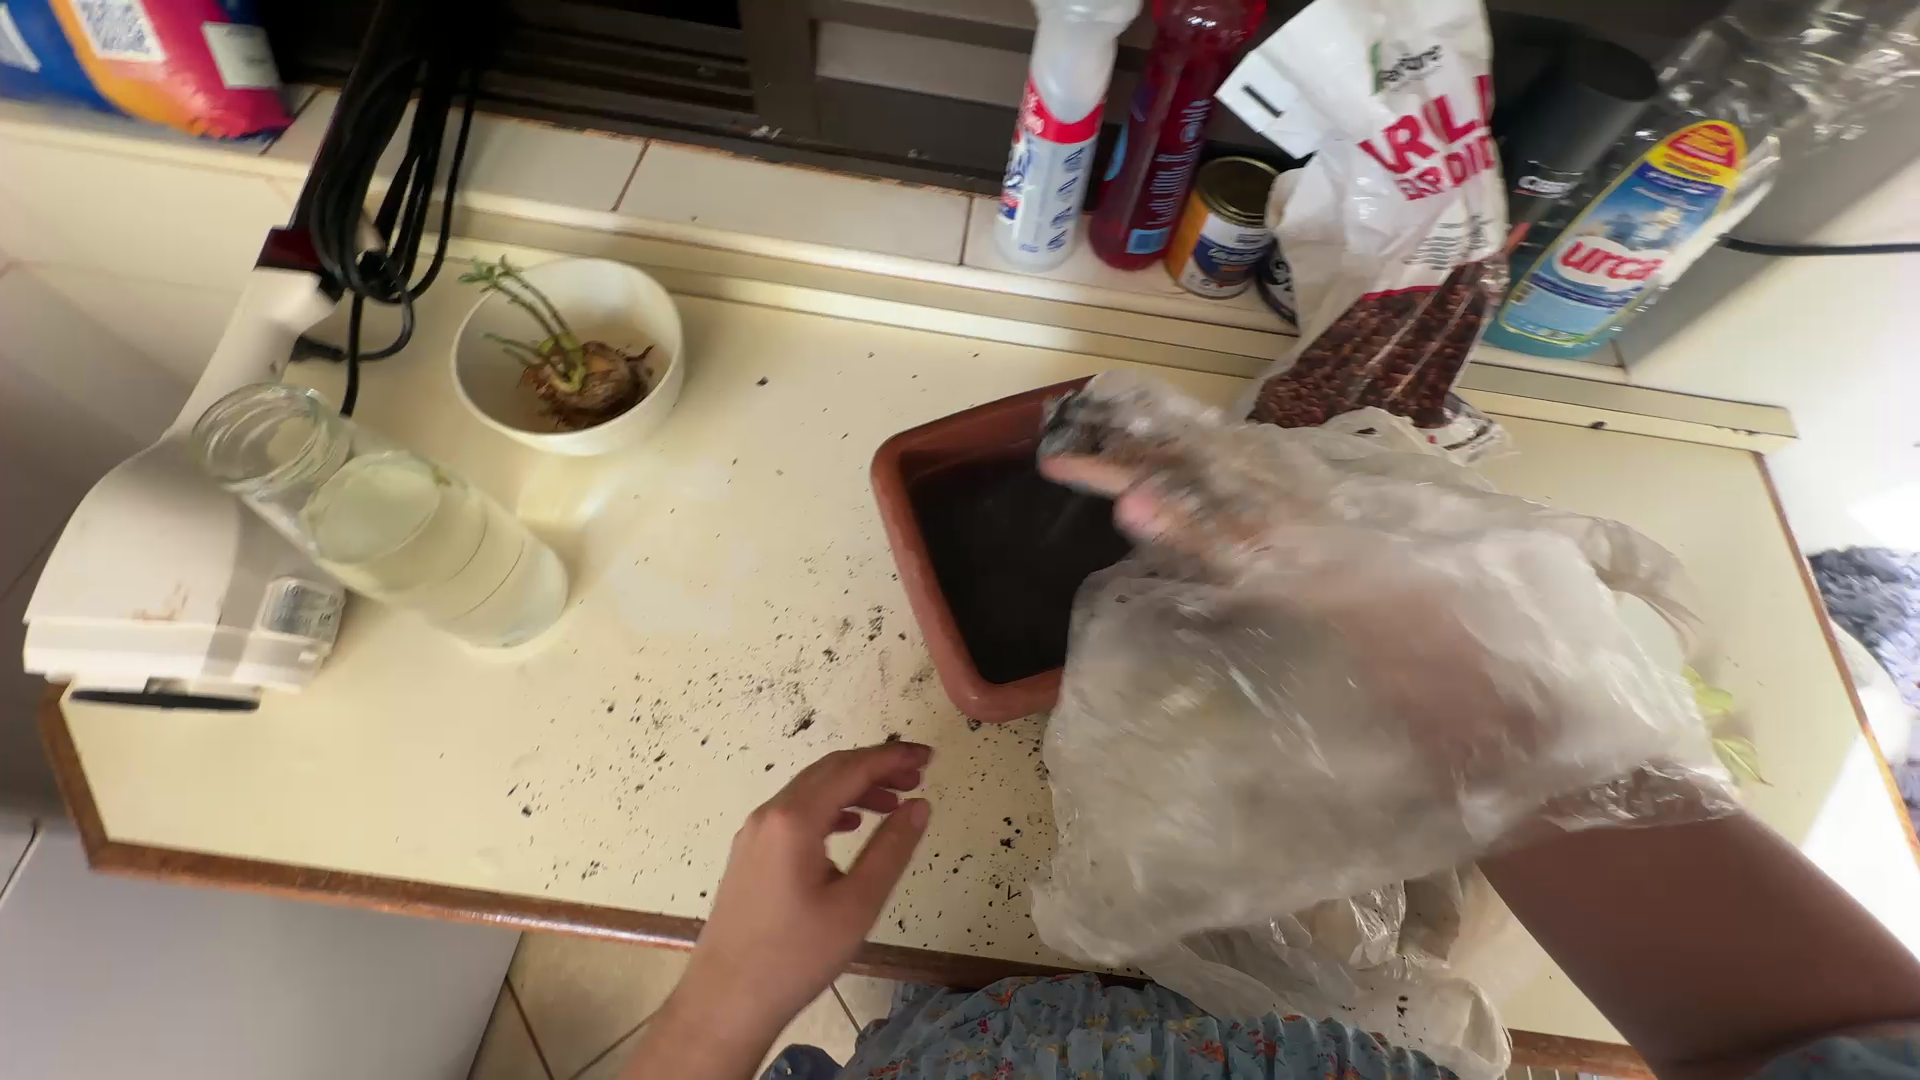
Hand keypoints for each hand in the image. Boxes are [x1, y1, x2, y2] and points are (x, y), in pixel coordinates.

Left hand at [676, 742, 931, 1035]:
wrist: (723, 1004)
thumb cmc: (795, 957)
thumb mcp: (856, 905)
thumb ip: (892, 848)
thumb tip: (919, 805)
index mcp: (795, 818)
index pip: (853, 768)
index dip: (894, 757)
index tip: (930, 755)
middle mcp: (770, 813)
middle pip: (831, 770)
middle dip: (877, 766)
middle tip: (918, 775)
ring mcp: (755, 831)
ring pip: (812, 788)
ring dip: (855, 786)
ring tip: (894, 802)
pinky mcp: (750, 851)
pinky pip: (796, 810)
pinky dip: (831, 806)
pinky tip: (853, 825)